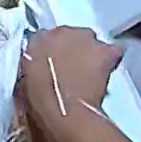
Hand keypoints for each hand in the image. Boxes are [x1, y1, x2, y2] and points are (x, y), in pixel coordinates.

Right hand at [20, 27, 122, 141]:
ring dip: (91, 53)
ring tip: (91, 72)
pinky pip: (113, 51)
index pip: (47, 38)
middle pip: (71, 36)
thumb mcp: (27, 77)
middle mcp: (61, 31)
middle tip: (73, 68)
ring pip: (92, 42)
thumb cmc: (40, 99)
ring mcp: (85, 38)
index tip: (54, 63)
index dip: (52, 51)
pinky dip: (111, 59)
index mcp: (38, 38)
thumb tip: (41, 63)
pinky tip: (108, 71)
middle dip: (73, 48)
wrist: (64, 110)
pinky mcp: (105, 50)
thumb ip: (34, 63)